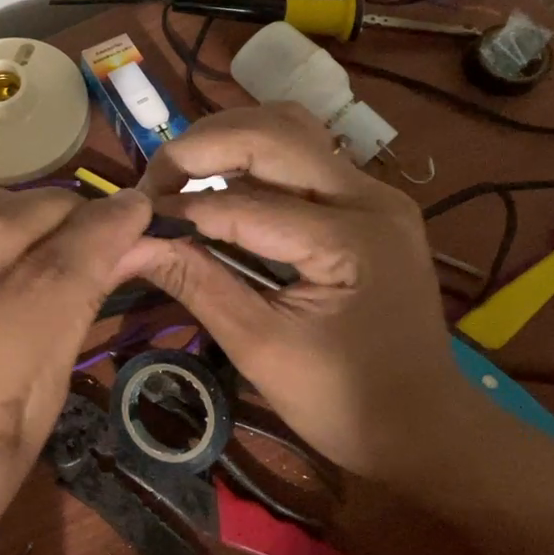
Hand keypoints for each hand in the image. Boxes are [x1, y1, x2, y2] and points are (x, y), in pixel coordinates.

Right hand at [135, 105, 481, 480]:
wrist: (425, 428)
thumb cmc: (343, 401)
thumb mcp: (259, 347)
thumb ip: (195, 282)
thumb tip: (128, 244)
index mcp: (352, 239)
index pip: (243, 203)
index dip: (178, 209)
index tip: (130, 225)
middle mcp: (369, 196)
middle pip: (270, 133)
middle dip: (198, 150)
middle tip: (152, 187)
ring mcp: (372, 192)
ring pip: (286, 126)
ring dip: (225, 140)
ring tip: (181, 177)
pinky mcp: (364, 199)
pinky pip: (298, 152)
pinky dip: (249, 155)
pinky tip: (219, 184)